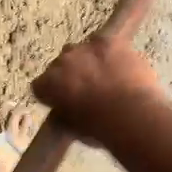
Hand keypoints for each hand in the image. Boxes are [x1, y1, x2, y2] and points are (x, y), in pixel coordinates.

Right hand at [31, 36, 169, 151]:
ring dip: (89, 60)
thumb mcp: (73, 129)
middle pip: (60, 64)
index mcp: (46, 86)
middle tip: (88, 89)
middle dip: (71, 74)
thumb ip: (65, 113)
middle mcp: (59, 63)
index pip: (40, 85)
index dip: (53, 93)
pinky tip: (120, 63)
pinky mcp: (106, 41)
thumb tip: (68, 109)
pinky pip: (103, 42)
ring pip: (81, 49)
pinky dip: (110, 51)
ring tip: (107, 76)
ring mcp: (83, 49)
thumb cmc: (101, 130)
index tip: (64, 101)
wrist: (131, 116)